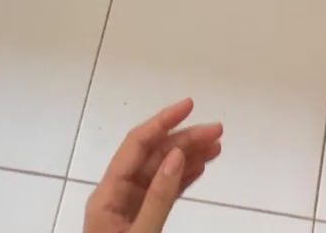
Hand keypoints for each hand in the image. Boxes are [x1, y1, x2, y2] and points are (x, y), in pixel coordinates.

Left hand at [84, 98, 223, 232]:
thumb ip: (158, 198)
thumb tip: (176, 153)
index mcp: (107, 196)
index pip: (137, 145)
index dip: (163, 121)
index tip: (191, 105)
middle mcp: (116, 197)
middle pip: (153, 156)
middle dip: (185, 139)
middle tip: (218, 132)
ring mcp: (128, 210)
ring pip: (162, 172)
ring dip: (189, 156)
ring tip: (217, 147)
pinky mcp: (140, 223)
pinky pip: (164, 191)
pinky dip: (184, 178)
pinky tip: (201, 168)